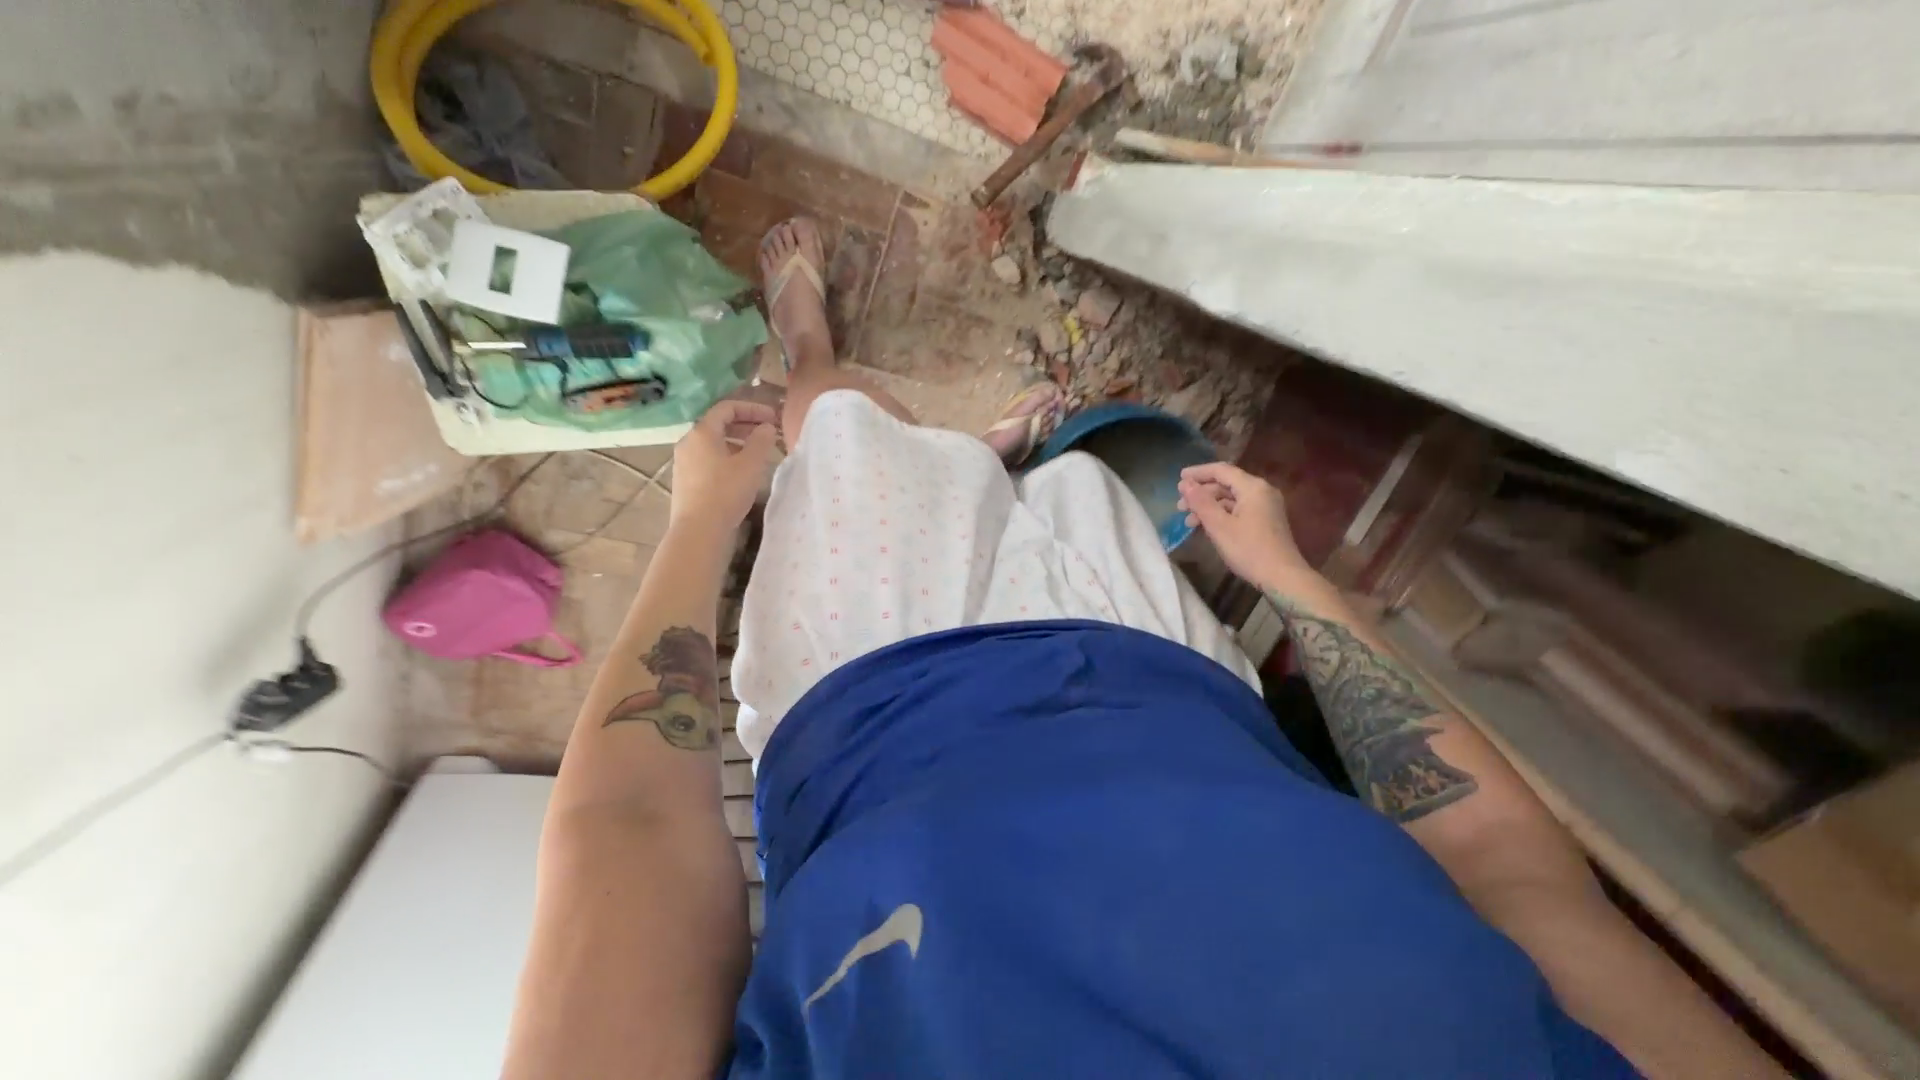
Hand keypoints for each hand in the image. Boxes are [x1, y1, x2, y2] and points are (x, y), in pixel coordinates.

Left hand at [669, 400, 780, 535]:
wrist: (698, 531)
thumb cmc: (725, 492)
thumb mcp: (751, 464)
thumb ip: (761, 441)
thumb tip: (766, 427)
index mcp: (701, 432)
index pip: (726, 408)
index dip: (752, 409)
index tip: (772, 417)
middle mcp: (688, 443)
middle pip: (717, 425)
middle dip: (745, 425)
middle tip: (767, 433)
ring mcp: (683, 463)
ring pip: (713, 444)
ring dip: (736, 443)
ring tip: (757, 454)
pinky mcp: (685, 481)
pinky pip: (707, 460)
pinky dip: (726, 458)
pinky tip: (740, 474)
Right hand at [1177, 462, 1309, 587]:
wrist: (1282, 577)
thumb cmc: (1249, 550)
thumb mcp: (1219, 526)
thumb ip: (1200, 502)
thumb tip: (1185, 484)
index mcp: (1253, 487)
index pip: (1221, 470)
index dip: (1198, 473)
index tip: (1178, 478)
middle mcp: (1262, 491)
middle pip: (1226, 484)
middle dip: (1201, 493)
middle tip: (1180, 505)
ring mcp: (1266, 506)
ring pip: (1232, 498)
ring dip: (1209, 506)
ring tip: (1189, 521)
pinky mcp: (1266, 520)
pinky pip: (1239, 509)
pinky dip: (1222, 514)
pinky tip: (1208, 526)